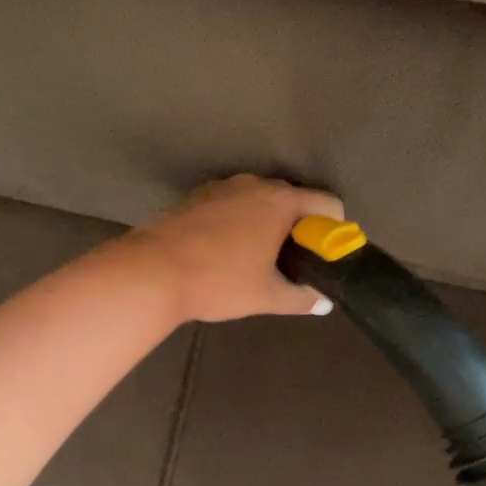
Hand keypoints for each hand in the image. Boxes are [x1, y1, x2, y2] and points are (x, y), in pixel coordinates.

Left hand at [124, 174, 341, 322]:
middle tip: (291, 263)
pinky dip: (236, 222)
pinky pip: (229, 205)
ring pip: (257, 201)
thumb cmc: (218, 281)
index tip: (323, 256)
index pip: (327, 203)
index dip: (333, 230)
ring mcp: (221, 187)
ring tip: (256, 259)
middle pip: (292, 199)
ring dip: (264, 223)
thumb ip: (301, 298)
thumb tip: (323, 301)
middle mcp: (254, 184)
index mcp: (281, 201)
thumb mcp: (266, 296)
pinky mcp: (195, 197)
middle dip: (298, 228)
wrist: (152, 271)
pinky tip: (224, 252)